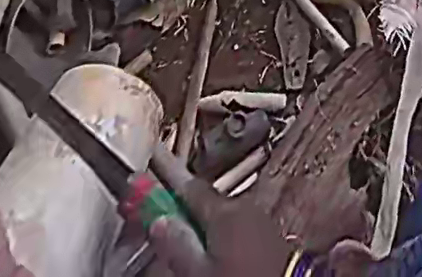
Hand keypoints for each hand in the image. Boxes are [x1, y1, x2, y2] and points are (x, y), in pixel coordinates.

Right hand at [128, 171, 295, 276]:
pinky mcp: (271, 238)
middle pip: (205, 200)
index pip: (187, 185)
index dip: (167, 174)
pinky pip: (238, 228)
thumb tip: (158, 220)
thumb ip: (178, 246)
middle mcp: (242, 206)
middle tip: (164, 210)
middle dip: (185, 203)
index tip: (151, 156)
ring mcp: (259, 220)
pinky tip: (218, 250)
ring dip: (205, 222)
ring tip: (191, 238)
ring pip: (222, 215)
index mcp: (223, 210)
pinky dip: (222, 233)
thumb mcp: (202, 274)